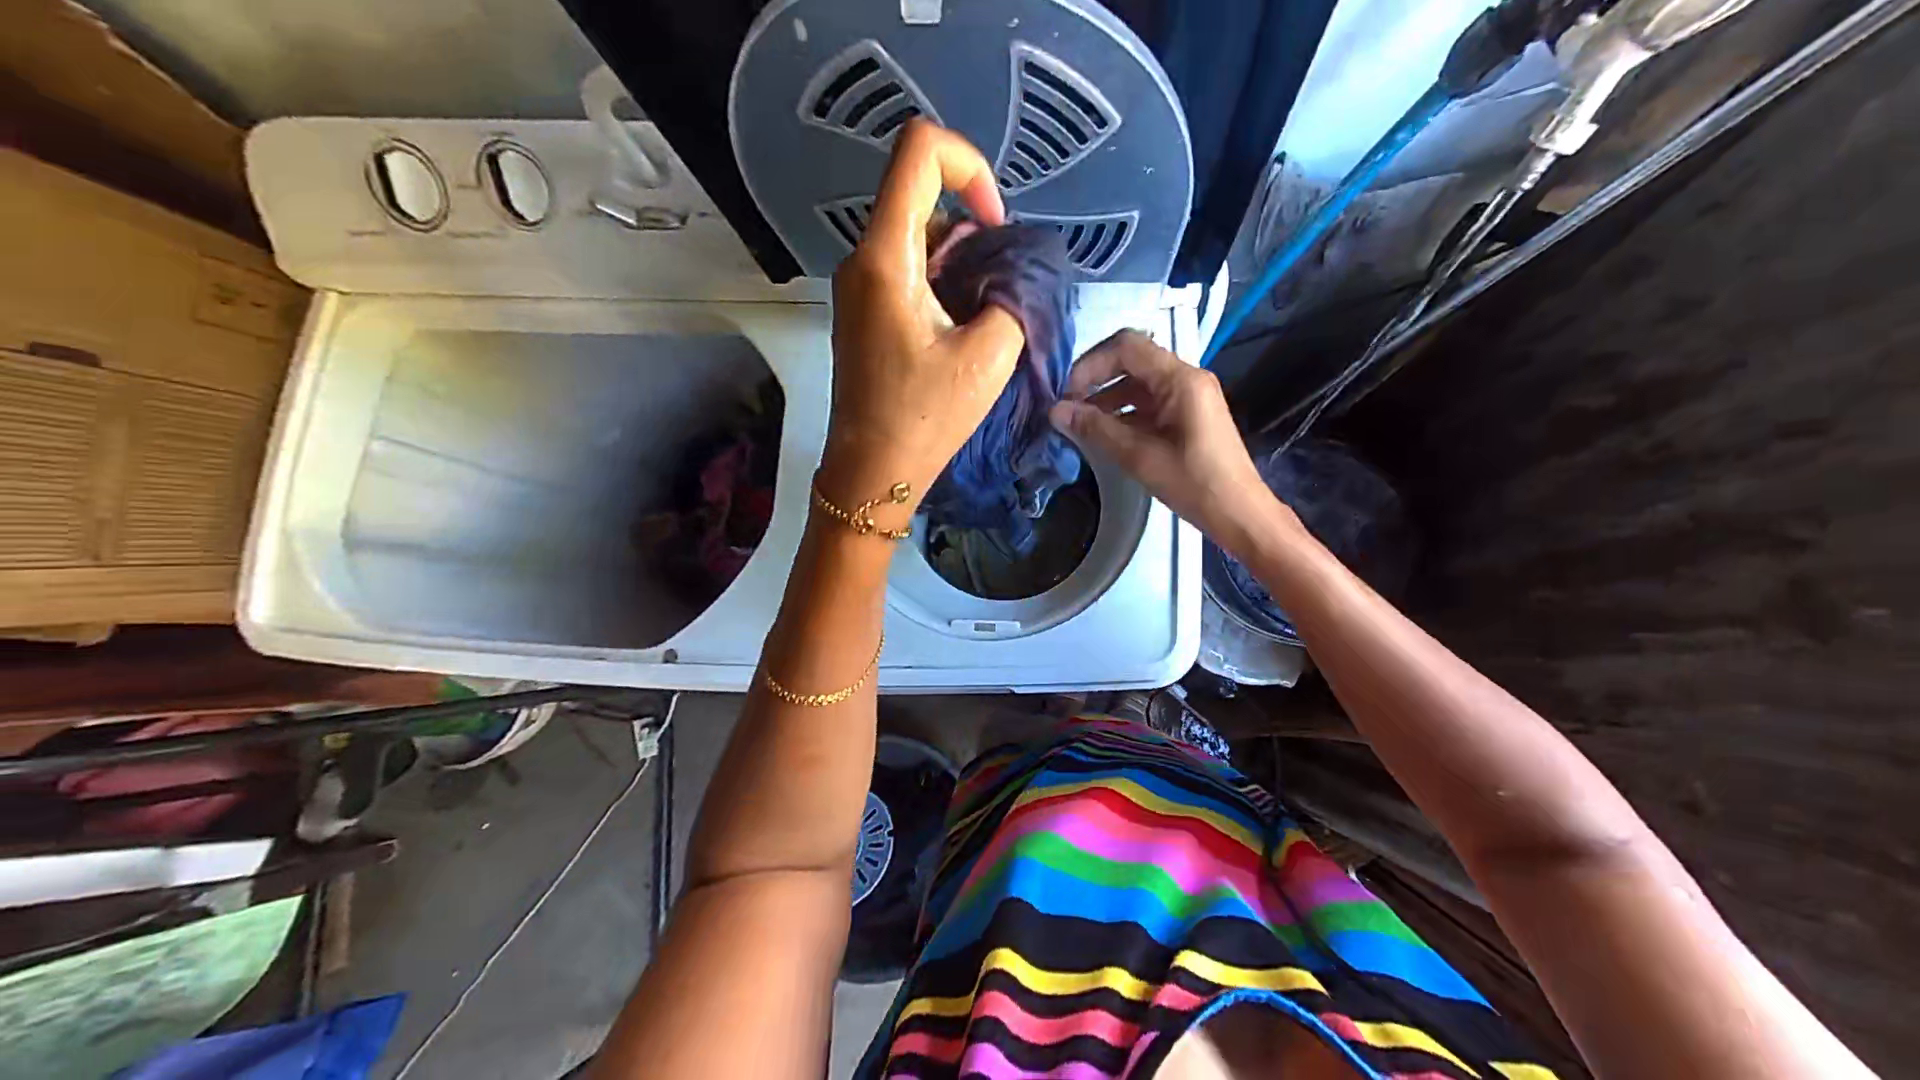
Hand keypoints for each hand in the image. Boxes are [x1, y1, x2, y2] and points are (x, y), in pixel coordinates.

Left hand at [821, 120, 1025, 528]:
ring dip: (961, 260)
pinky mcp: (864, 310)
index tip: (995, 223)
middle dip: (972, 227)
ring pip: (917, 235)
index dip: (970, 165)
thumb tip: (1015, 273)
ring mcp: (858, 285)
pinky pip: (907, 268)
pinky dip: (942, 280)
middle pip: (920, 195)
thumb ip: (1012, 296)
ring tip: (983, 316)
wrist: (872, 472)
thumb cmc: (925, 418)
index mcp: (885, 258)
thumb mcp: (989, 355)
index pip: (919, 150)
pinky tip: (961, 327)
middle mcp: (862, 259)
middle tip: (997, 288)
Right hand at [1050, 330, 1299, 554]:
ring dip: (1107, 396)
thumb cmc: (1193, 484)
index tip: (1068, 394)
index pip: (1127, 347)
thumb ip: (1096, 429)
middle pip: (1132, 360)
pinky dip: (1124, 411)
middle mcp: (1186, 378)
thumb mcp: (1139, 457)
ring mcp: (1188, 395)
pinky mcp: (1188, 414)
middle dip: (1096, 379)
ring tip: (1080, 423)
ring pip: (1138, 382)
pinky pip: (1149, 401)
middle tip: (1069, 407)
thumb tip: (1056, 411)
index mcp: (1180, 380)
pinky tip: (1105, 432)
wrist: (1239, 513)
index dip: (1091, 364)